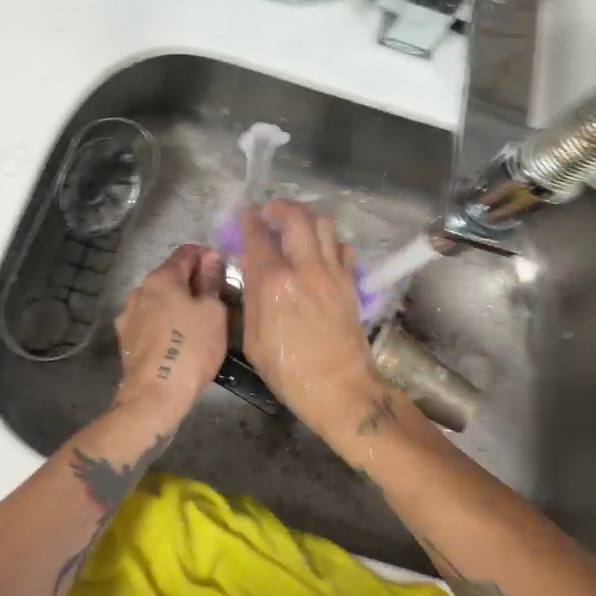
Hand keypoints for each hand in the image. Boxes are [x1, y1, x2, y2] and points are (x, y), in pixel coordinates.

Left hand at [113, 243, 228, 423]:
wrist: (154, 395)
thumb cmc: (190, 348)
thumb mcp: (213, 311)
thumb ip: (211, 280)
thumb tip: (210, 259)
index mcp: (161, 278)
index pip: (186, 252)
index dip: (206, 256)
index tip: (221, 269)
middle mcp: (140, 290)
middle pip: (170, 276)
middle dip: (191, 282)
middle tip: (214, 299)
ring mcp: (128, 315)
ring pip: (158, 299)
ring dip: (176, 303)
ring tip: (196, 322)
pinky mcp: (125, 339)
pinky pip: (149, 320)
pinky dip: (163, 322)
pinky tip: (175, 339)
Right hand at [238, 200, 385, 441]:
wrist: (340, 388)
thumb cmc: (289, 372)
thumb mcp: (252, 341)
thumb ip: (250, 299)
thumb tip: (251, 271)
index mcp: (274, 283)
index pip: (258, 238)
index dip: (249, 221)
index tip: (245, 214)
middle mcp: (305, 268)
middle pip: (296, 217)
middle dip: (280, 207)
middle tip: (270, 212)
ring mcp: (332, 273)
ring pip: (324, 224)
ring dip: (306, 218)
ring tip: (295, 225)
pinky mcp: (350, 282)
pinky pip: (342, 247)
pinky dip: (329, 241)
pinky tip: (320, 251)